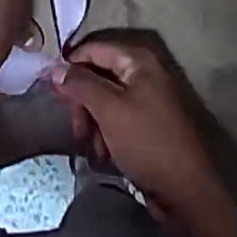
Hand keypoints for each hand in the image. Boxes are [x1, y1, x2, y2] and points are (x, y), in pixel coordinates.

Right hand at [53, 40, 225, 216]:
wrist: (184, 188)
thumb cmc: (146, 141)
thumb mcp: (109, 109)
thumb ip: (81, 85)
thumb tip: (56, 68)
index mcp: (138, 60)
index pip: (94, 49)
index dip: (71, 65)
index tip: (52, 90)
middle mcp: (143, 71)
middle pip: (98, 73)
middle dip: (82, 99)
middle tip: (77, 126)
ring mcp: (147, 96)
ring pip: (105, 97)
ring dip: (93, 119)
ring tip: (92, 144)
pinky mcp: (147, 121)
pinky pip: (117, 115)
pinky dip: (106, 130)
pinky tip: (104, 152)